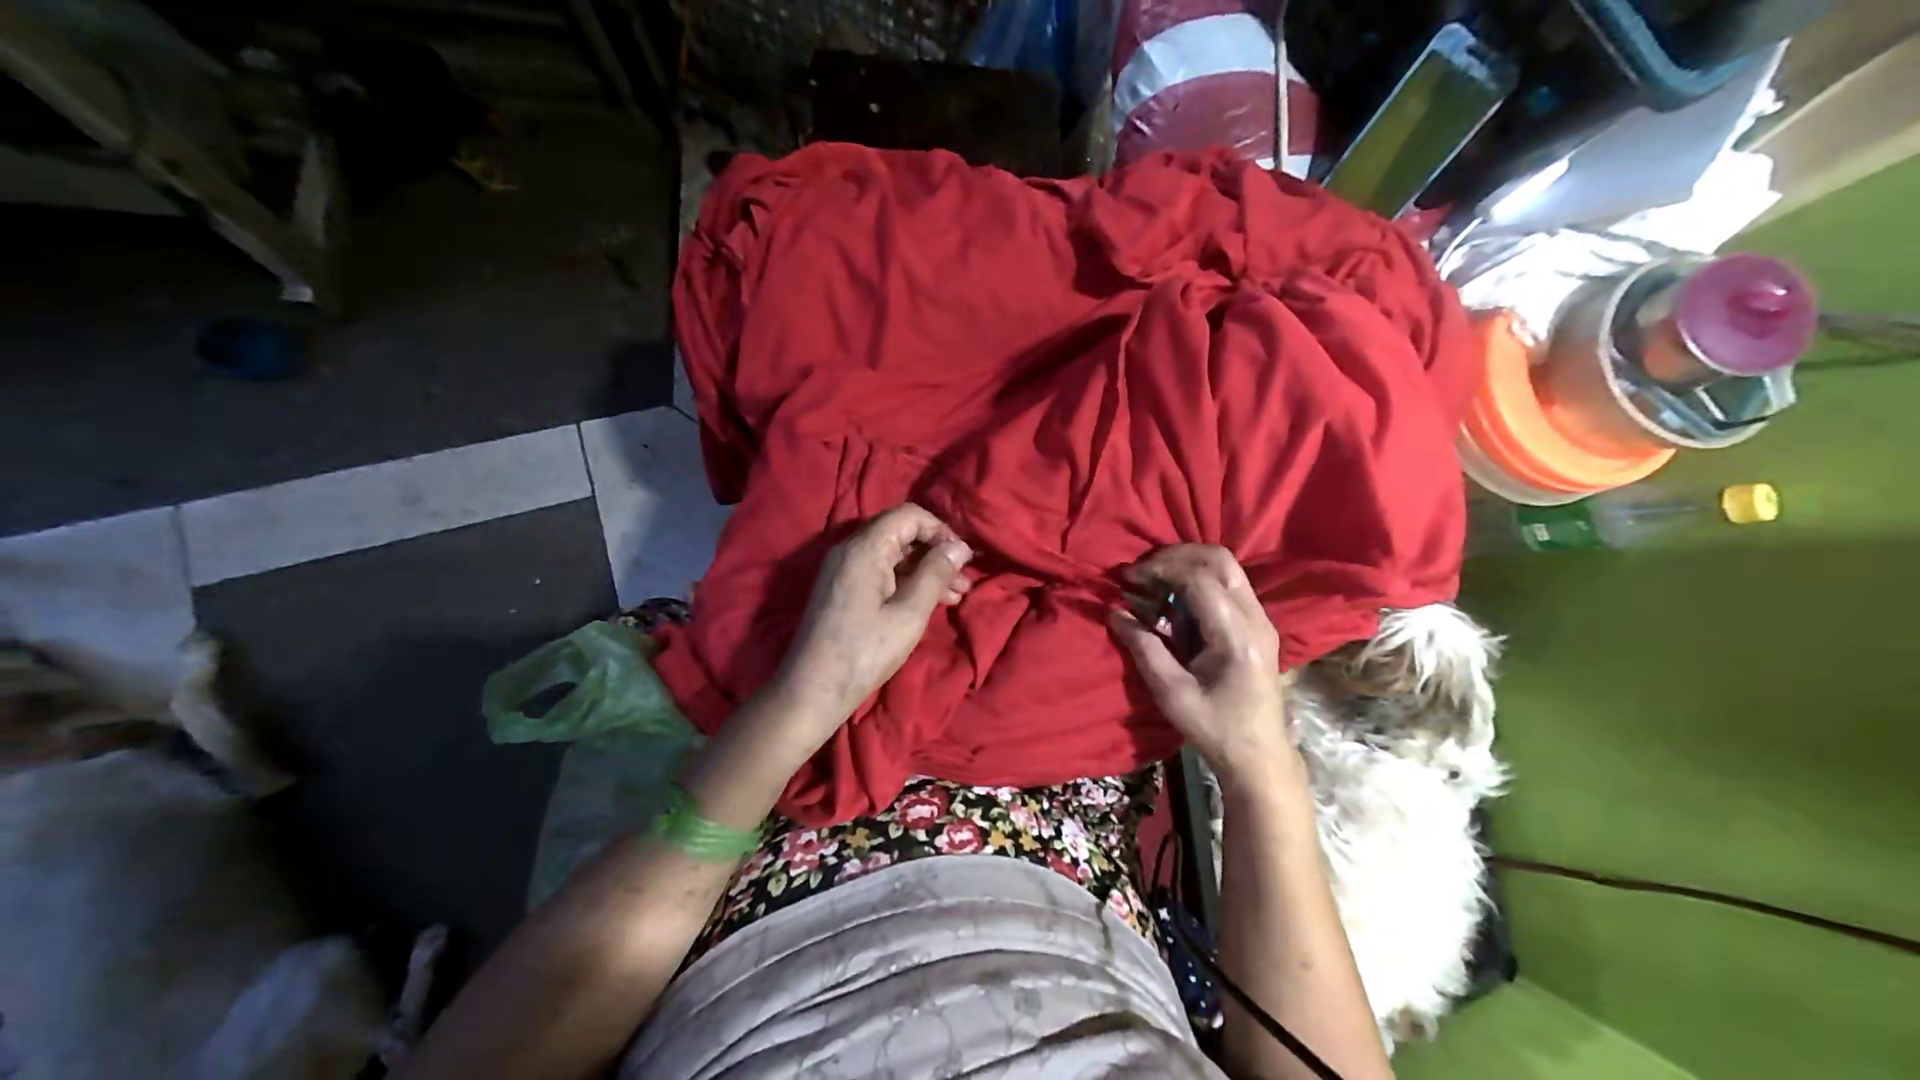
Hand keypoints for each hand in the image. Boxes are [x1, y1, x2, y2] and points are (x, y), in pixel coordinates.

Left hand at [771, 503, 973, 736]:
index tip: (962, 559)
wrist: (812, 690)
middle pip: (900, 533)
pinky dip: (905, 582)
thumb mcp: (909, 613)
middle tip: (964, 582)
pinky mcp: (840, 589)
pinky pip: (878, 572)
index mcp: (865, 548)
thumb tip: (959, 547)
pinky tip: (927, 603)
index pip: (909, 515)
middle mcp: (849, 549)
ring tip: (955, 597)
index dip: (940, 530)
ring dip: (924, 571)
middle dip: (935, 553)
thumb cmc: (865, 651)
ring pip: (891, 556)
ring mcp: (842, 569)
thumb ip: (935, 574)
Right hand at [1108, 545, 1303, 795]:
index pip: (1200, 580)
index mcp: (1237, 637)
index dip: (1160, 570)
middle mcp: (1256, 618)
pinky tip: (1173, 597)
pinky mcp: (1257, 623)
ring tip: (1153, 581)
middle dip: (1175, 556)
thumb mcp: (1171, 693)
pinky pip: (1228, 583)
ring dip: (1186, 564)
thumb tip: (1114, 612)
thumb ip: (1143, 648)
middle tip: (1141, 572)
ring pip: (1226, 566)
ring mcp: (1261, 618)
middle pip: (1220, 559)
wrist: (1259, 754)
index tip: (1128, 579)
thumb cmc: (1214, 728)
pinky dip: (1197, 578)